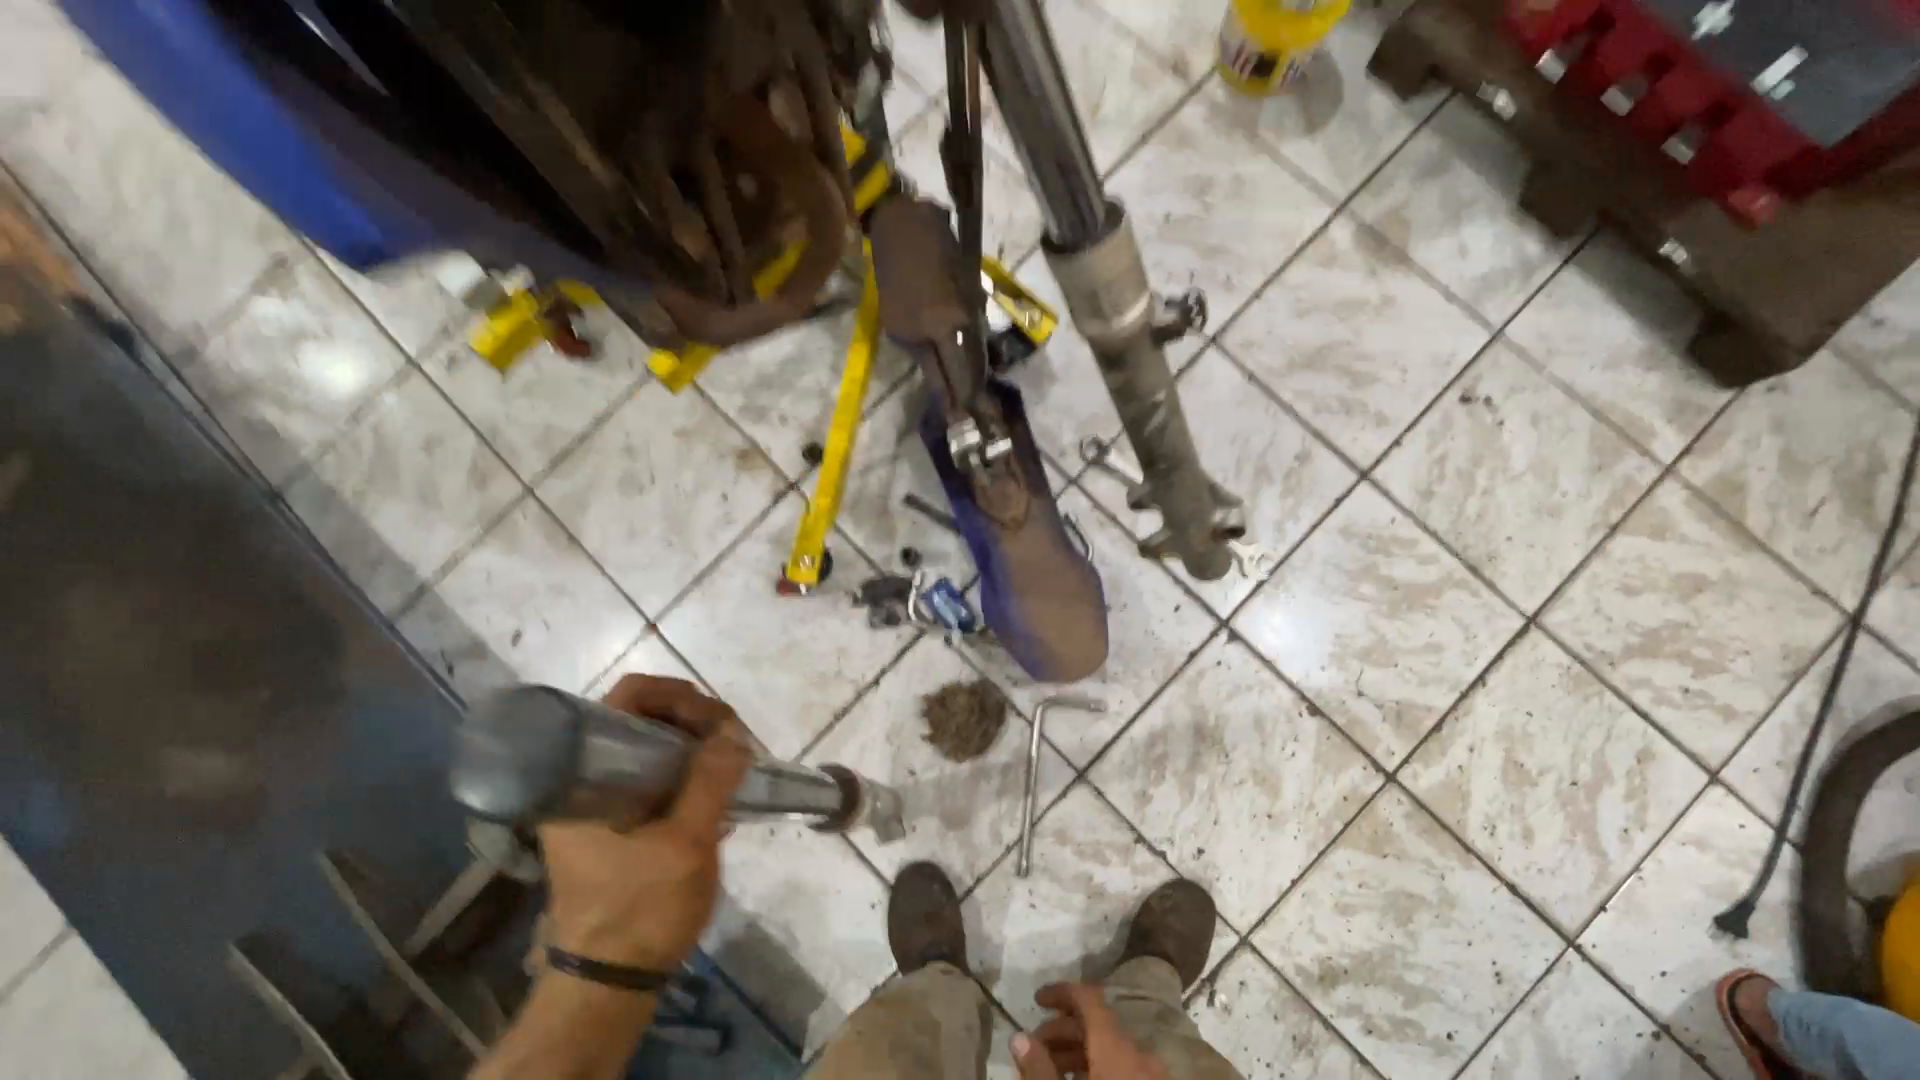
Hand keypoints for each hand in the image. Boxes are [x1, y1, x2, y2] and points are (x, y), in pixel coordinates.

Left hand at [537, 675, 751, 971]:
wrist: (610, 983)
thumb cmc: (641, 909)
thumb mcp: (685, 843)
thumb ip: (710, 783)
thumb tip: (733, 736)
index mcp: (579, 775)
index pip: (626, 700)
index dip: (676, 696)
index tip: (718, 720)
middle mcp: (580, 779)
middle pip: (641, 719)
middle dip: (694, 721)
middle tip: (734, 741)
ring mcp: (597, 802)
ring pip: (651, 748)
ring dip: (696, 748)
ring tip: (735, 765)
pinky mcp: (615, 824)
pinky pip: (654, 778)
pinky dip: (688, 775)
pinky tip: (720, 794)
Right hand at [1012, 982, 1167, 1079]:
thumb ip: (1038, 1071)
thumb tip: (1019, 1037)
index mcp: (1118, 1052)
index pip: (1091, 1000)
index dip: (1062, 993)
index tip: (1035, 1000)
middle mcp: (1140, 1058)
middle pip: (1098, 1025)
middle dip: (1062, 1030)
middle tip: (1032, 1048)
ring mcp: (1151, 1079)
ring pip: (1111, 1049)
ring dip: (1078, 1051)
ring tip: (1049, 1071)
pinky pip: (1123, 1070)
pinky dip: (1097, 1068)